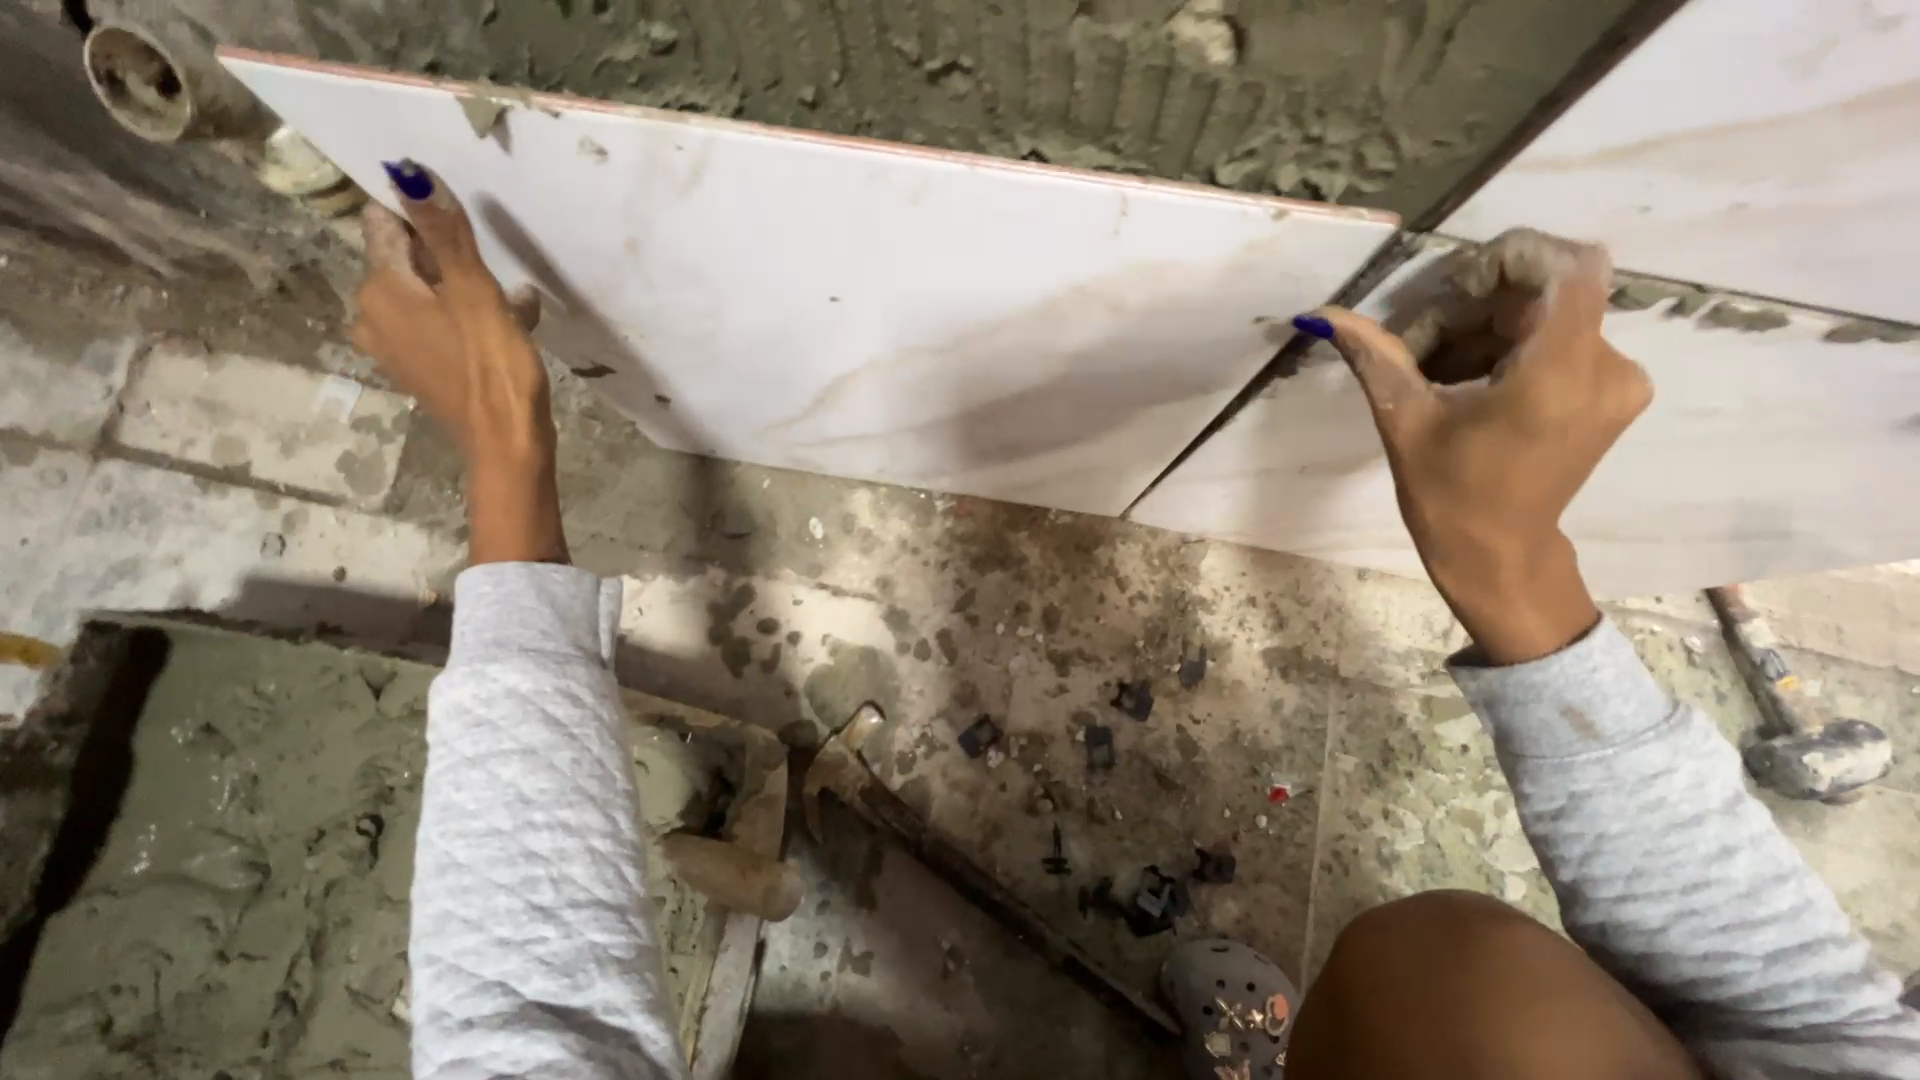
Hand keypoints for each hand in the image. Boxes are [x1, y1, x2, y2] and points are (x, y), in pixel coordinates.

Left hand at [351, 161, 567, 564]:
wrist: (506, 443)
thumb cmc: (493, 366)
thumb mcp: (475, 292)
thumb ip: (444, 231)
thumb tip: (406, 170)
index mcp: (379, 289)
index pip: (385, 227)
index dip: (423, 219)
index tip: (464, 228)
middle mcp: (371, 315)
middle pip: (408, 264)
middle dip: (449, 261)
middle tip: (496, 272)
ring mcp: (392, 348)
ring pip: (426, 298)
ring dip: (464, 292)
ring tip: (511, 304)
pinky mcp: (418, 372)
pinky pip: (436, 329)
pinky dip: (464, 321)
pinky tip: (505, 330)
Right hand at [1302, 237, 1651, 663]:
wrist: (1498, 554)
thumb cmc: (1447, 496)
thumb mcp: (1403, 422)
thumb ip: (1373, 355)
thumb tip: (1319, 314)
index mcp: (1556, 376)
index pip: (1567, 266)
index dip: (1511, 257)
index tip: (1454, 289)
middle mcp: (1607, 367)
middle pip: (1543, 293)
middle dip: (1477, 305)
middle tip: (1420, 346)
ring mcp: (1618, 379)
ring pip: (1550, 314)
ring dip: (1488, 328)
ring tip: (1438, 372)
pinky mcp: (1615, 390)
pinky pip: (1562, 338)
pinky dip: (1511, 346)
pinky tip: (1470, 381)